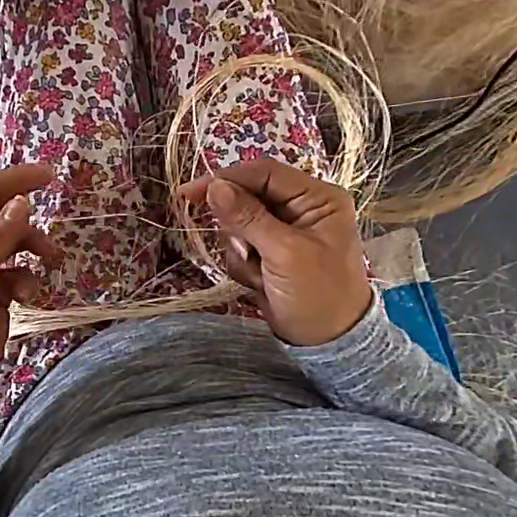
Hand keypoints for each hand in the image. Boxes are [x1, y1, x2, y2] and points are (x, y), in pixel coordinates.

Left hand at [0, 164, 63, 376]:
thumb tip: (21, 202)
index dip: (8, 183)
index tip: (44, 173)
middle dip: (23, 219)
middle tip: (56, 208)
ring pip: (9, 243)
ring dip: (30, 248)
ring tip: (50, 260)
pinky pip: (14, 270)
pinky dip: (26, 277)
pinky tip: (28, 293)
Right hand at [177, 158, 370, 346]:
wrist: (326, 342)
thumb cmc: (317, 294)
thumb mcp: (284, 253)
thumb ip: (248, 217)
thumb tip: (214, 187)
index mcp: (317, 198)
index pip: (264, 173)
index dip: (226, 179)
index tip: (190, 193)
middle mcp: (300, 207)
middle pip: (246, 196)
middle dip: (237, 226)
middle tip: (243, 251)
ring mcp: (282, 229)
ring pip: (236, 222)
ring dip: (239, 249)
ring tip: (261, 272)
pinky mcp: (267, 250)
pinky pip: (236, 244)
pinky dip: (241, 262)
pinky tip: (260, 280)